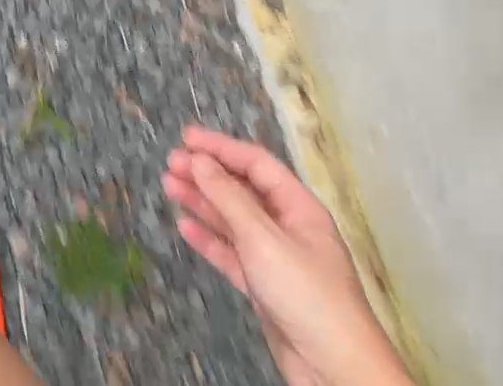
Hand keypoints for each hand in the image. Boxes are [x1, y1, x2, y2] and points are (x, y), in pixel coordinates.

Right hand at [163, 127, 410, 385]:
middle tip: (170, 163)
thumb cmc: (305, 292)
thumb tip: (200, 160)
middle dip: (207, 174)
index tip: (186, 138)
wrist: (334, 366)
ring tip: (168, 186)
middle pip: (242, 190)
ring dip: (202, 202)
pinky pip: (231, 252)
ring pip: (232, 220)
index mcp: (299, 208)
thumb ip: (229, 197)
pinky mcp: (263, 284)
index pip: (257, 164)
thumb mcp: (263, 238)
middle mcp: (287, 227)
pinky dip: (208, 238)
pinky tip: (185, 227)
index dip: (221, 147)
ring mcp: (275, 256)